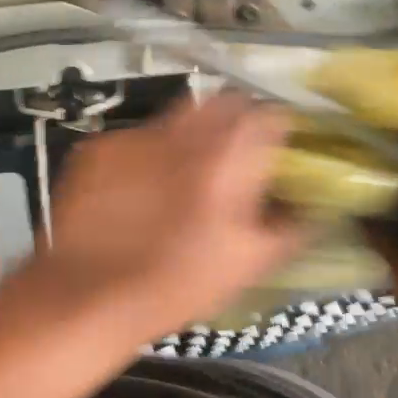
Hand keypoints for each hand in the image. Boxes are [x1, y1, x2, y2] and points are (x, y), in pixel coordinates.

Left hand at [30, 95, 304, 338]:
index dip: (276, 125)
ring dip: (188, 137)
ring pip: (175, 118)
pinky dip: (146, 155)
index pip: (265, 113)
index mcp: (223, 158)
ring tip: (182, 177)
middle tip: (232, 156)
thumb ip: (287, 228)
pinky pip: (135, 139)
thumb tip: (312, 208)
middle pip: (219, 102)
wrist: (85, 296)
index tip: (276, 145)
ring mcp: (134, 136)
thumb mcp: (244, 264)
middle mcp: (180, 133)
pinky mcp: (98, 148)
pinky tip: (138, 191)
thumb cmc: (174, 285)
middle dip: (232, 121)